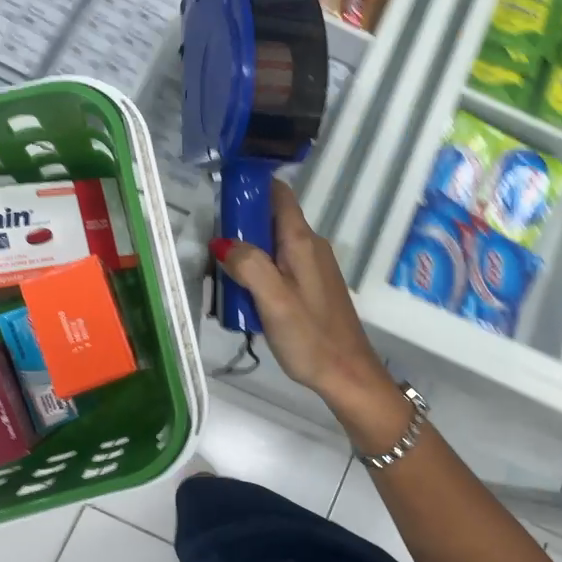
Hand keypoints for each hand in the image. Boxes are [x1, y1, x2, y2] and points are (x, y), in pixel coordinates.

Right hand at [214, 181, 395, 404]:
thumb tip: (223, 242)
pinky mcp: (313, 287)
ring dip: (249, 254)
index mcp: (301, 241)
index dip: (251, 187)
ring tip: (224, 277)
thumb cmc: (310, 337)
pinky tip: (247, 297)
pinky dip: (261, 274)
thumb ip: (248, 265)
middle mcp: (311, 246)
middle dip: (242, 226)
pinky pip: (281, 267)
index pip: (278, 194)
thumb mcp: (273, 300)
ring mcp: (314, 267)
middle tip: (213, 248)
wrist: (347, 374)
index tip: (222, 195)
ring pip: (274, 246)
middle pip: (272, 219)